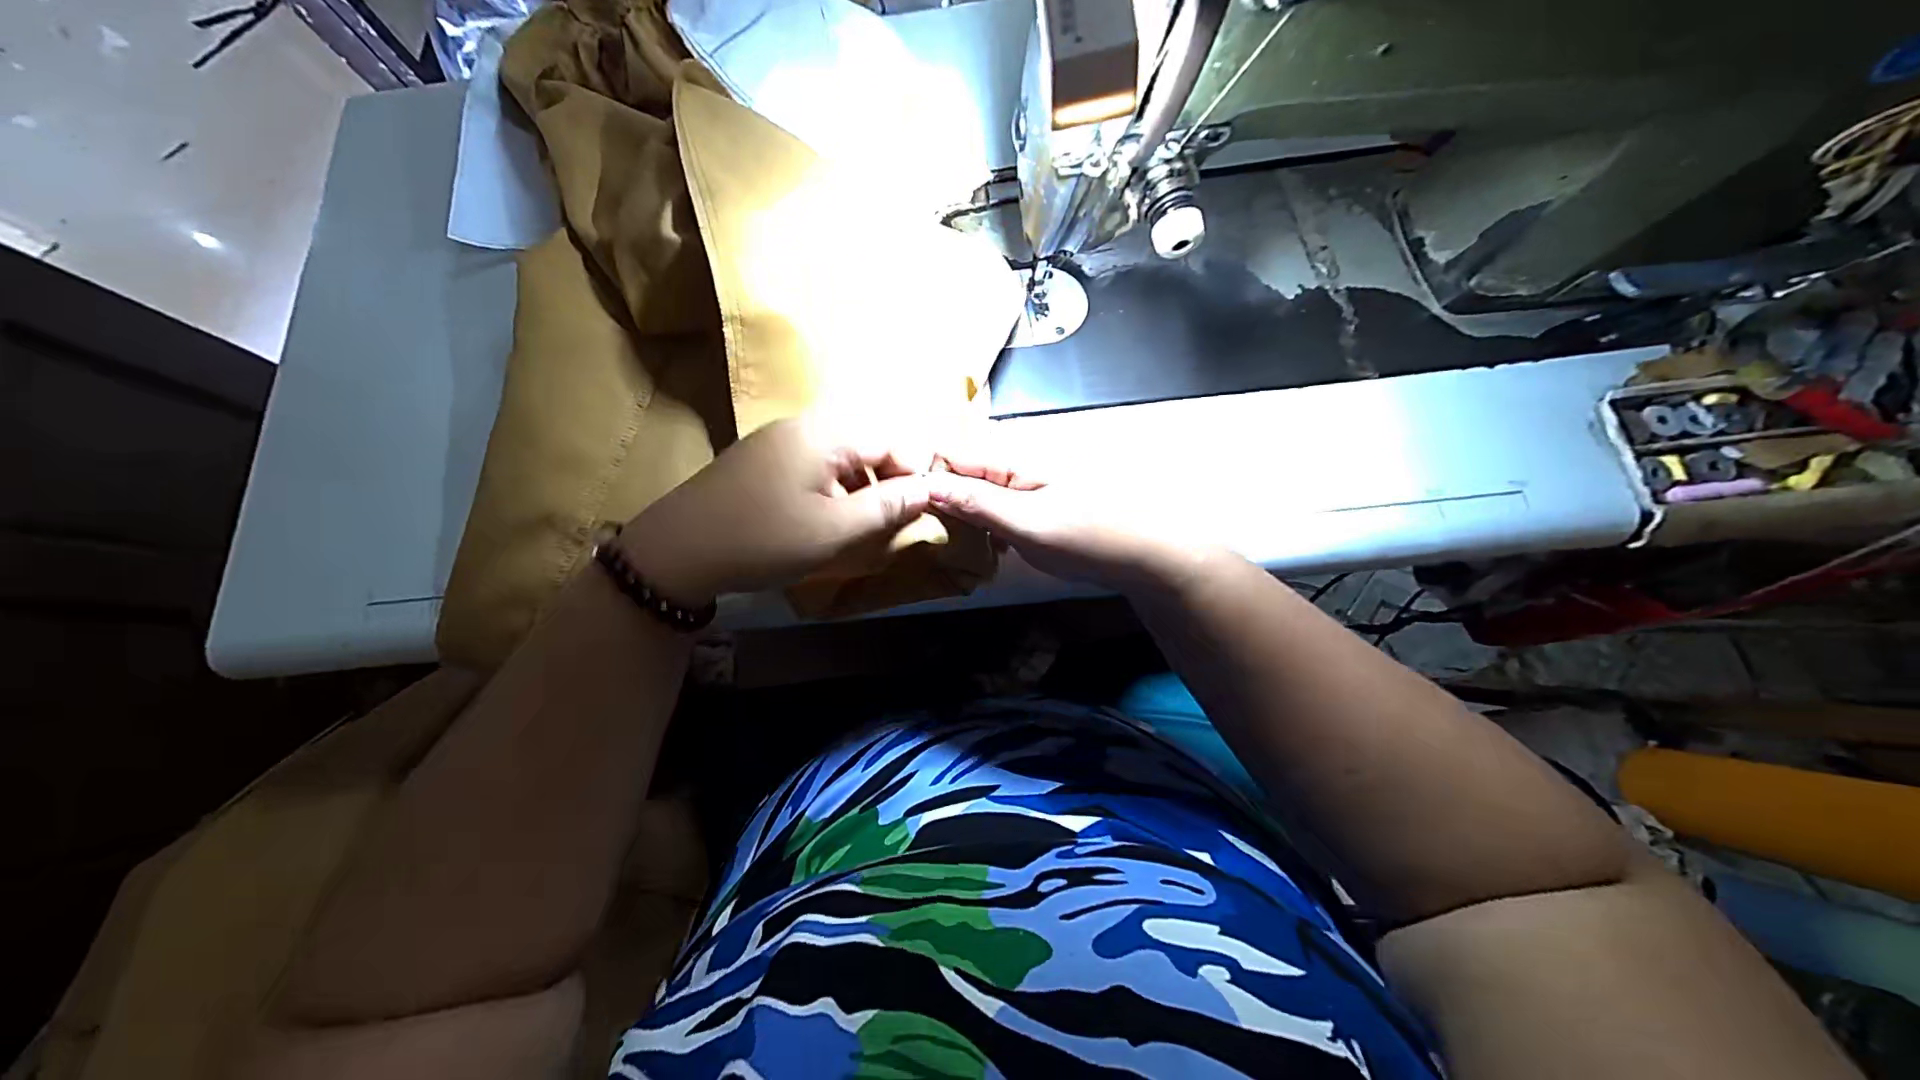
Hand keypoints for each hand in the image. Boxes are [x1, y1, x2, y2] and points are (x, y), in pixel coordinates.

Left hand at [617, 418, 932, 602]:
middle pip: (867, 442)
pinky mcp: (762, 455)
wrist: (677, 550)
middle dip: (886, 480)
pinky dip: (831, 485)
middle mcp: (804, 424)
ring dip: (859, 485)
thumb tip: (927, 488)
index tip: (916, 512)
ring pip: (842, 453)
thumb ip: (888, 506)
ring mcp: (779, 437)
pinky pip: (815, 461)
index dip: (913, 475)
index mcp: (826, 433)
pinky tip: (821, 516)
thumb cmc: (765, 540)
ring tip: (855, 525)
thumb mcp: (835, 530)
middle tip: (886, 523)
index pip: (893, 439)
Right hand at [925, 448, 1218, 596]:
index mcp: (1013, 458)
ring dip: (953, 510)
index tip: (892, 499)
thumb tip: (927, 484)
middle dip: (932, 492)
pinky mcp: (1033, 504)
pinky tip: (972, 543)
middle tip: (910, 524)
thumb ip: (978, 503)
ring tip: (934, 537)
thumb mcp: (1028, 524)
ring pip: (973, 488)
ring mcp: (1026, 484)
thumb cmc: (1093, 537)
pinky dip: (977, 521)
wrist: (1150, 554)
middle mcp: (1016, 463)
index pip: (949, 451)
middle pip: (958, 468)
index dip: (918, 470)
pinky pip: (992, 505)